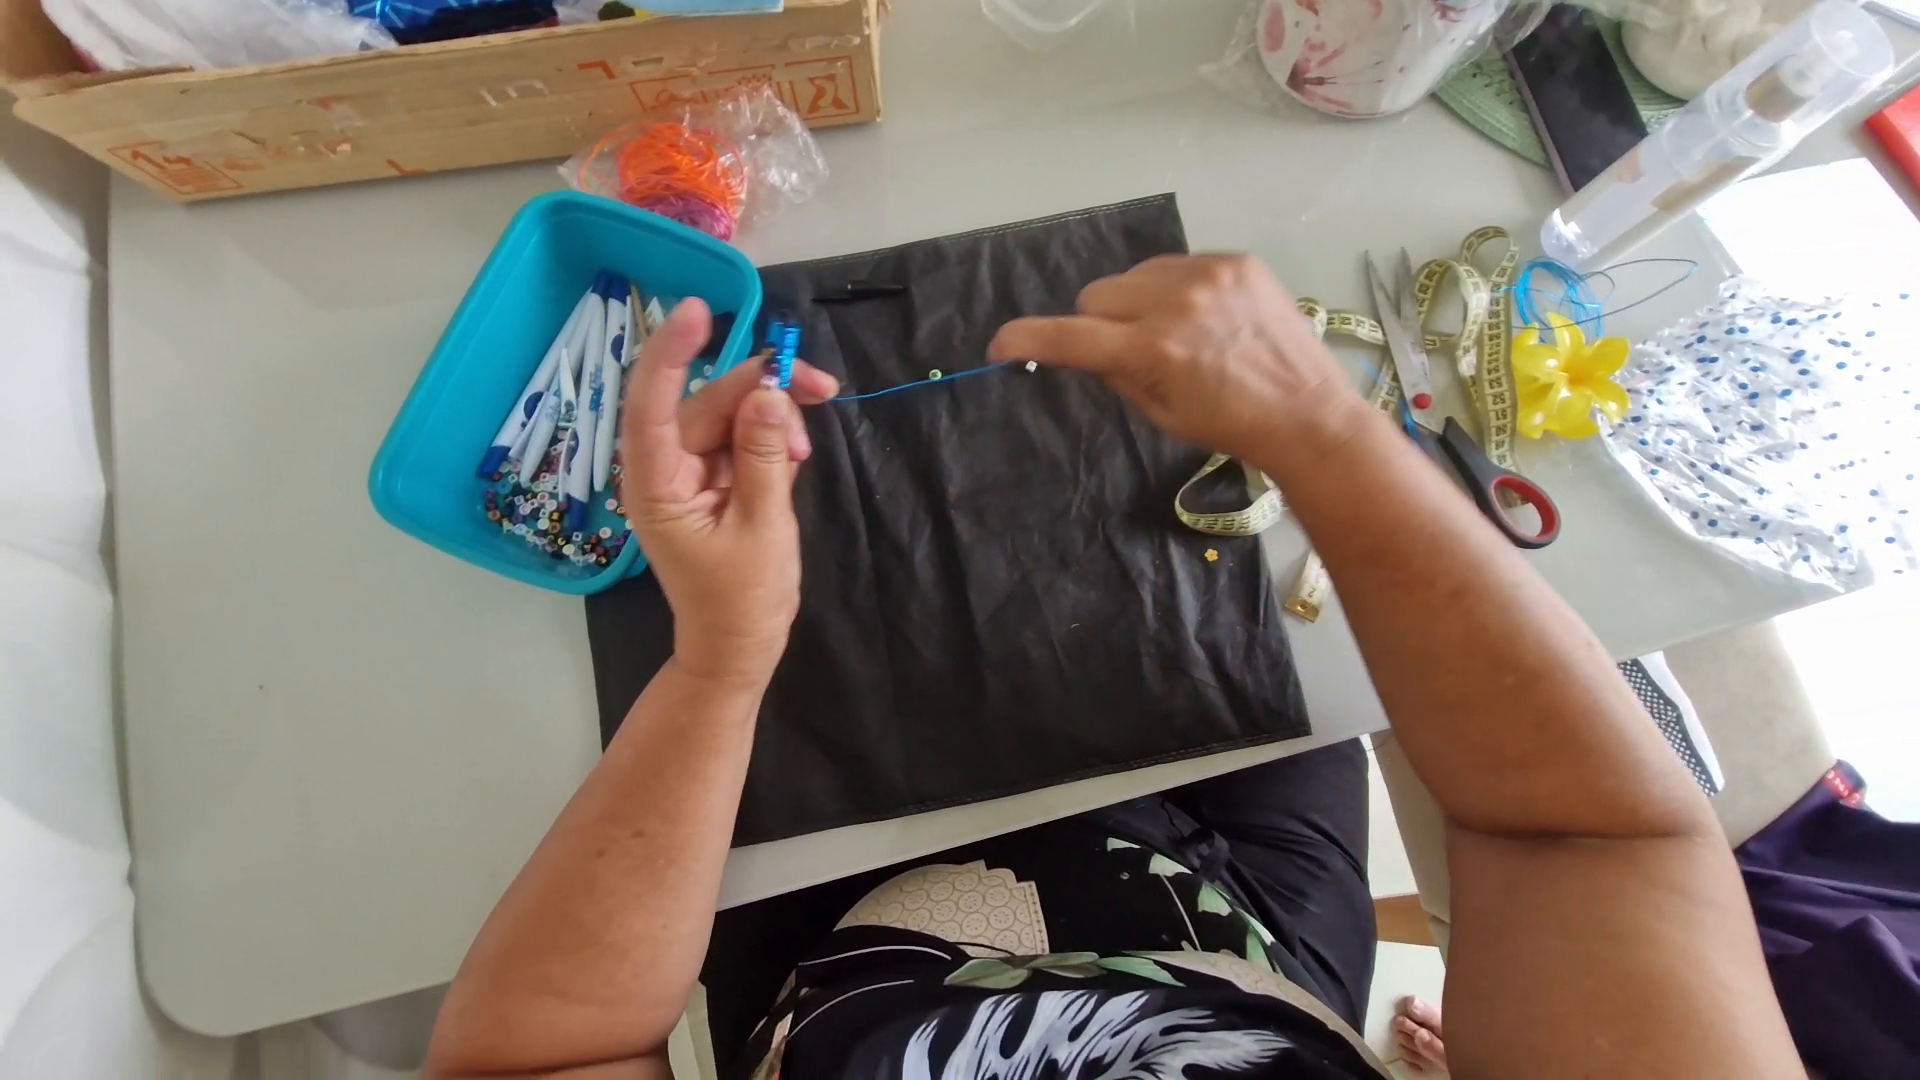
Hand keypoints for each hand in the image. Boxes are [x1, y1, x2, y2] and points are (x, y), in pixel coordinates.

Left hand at [620, 299, 839, 685]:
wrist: (741, 642)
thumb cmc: (743, 597)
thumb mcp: (763, 525)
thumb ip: (764, 456)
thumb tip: (768, 392)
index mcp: (656, 483)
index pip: (651, 404)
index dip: (672, 353)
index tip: (701, 312)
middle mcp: (667, 467)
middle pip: (707, 402)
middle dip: (762, 389)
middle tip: (822, 388)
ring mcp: (692, 471)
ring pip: (730, 414)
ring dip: (775, 415)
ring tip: (811, 442)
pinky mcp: (717, 478)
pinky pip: (743, 437)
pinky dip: (774, 437)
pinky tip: (800, 454)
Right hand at [989, 254, 1366, 467]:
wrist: (1305, 411)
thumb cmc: (1226, 425)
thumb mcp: (1157, 413)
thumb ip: (1114, 372)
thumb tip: (1086, 347)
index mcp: (1154, 351)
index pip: (1071, 337)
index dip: (1027, 339)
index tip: (999, 344)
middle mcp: (1176, 303)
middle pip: (1095, 296)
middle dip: (1097, 324)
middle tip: (1125, 350)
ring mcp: (1209, 274)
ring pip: (1132, 276)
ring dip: (1133, 302)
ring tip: (1171, 330)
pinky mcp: (1235, 260)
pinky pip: (1174, 265)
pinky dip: (1171, 289)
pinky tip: (1201, 314)